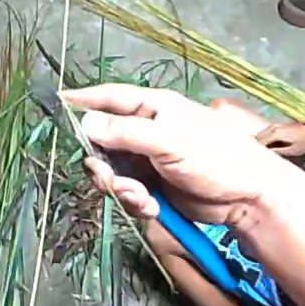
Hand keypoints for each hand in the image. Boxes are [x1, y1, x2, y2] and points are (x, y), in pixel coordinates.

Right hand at [64, 84, 304, 228]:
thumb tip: (86, 122)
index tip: (57, 101)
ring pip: (113, 171)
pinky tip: (152, 207)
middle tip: (108, 178)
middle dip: (103, 164)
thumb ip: (125, 132)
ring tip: (141, 197)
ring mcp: (148, 159)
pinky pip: (127, 192)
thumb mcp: (168, 140)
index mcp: (152, 108)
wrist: (246, 197)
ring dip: (120, 188)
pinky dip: (135, 202)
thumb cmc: (215, 157)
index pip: (110, 97)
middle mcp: (146, 130)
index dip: (83, 99)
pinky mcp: (152, 186)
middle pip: (103, 142)